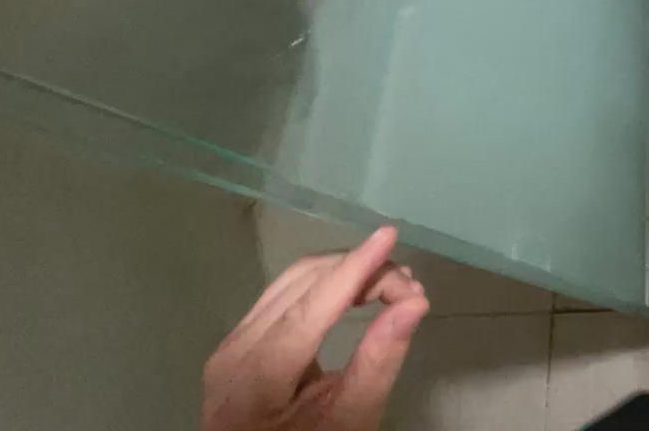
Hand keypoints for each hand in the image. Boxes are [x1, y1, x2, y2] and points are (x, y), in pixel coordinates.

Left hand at [203, 227, 429, 430]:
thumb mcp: (350, 421)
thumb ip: (379, 361)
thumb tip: (414, 303)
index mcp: (255, 381)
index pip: (311, 308)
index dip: (353, 268)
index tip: (390, 235)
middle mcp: (236, 351)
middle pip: (305, 282)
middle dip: (360, 271)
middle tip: (408, 288)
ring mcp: (233, 342)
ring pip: (297, 278)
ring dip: (347, 270)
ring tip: (391, 285)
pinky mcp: (241, 338)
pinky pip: (288, 290)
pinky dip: (328, 281)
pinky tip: (357, 290)